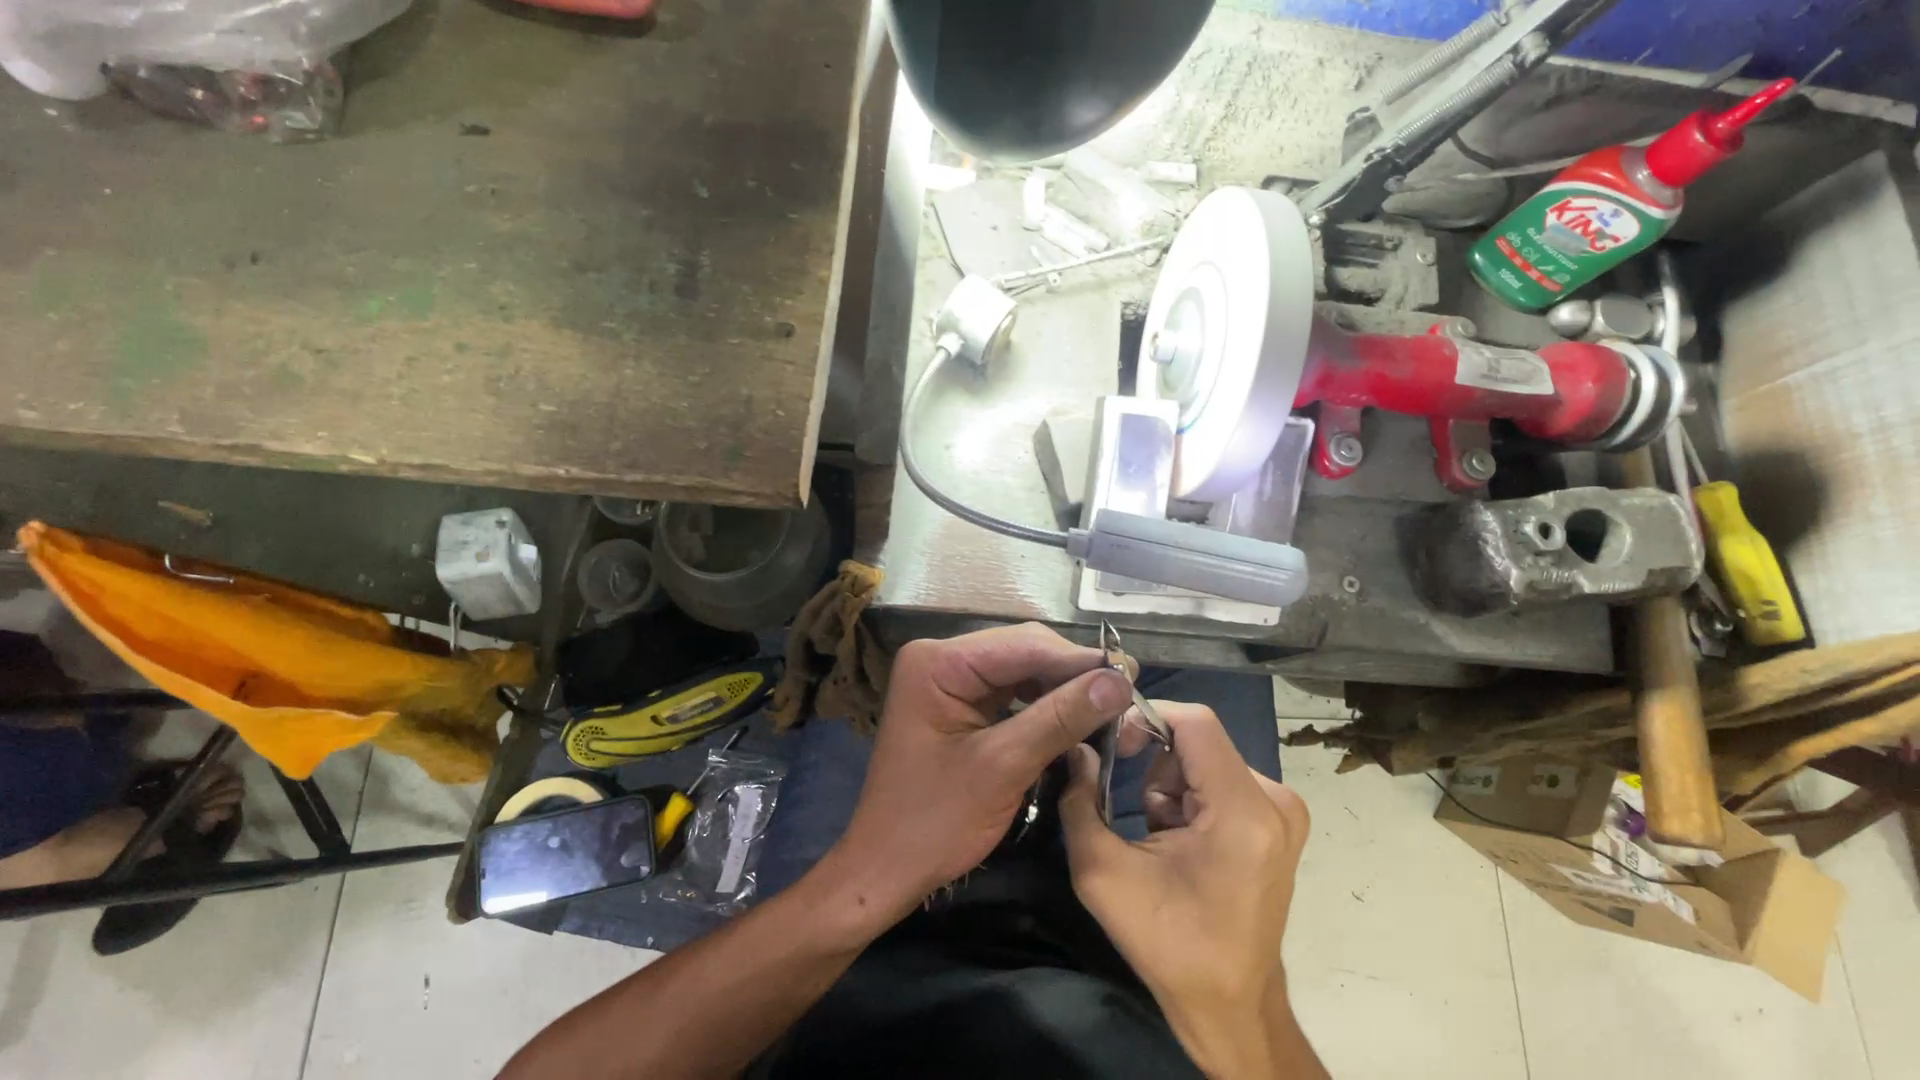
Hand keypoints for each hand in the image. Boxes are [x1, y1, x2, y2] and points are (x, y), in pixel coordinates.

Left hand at [828, 623, 1134, 918]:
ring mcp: (949, 683)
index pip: (1024, 645)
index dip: (1080, 660)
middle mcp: (941, 660)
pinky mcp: (960, 707)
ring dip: (1065, 693)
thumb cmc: (933, 822)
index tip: (1133, 676)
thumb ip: (1060, 719)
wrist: (886, 870)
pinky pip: (1014, 697)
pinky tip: (1080, 723)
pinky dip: (1047, 710)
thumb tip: (1120, 681)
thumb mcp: (1002, 767)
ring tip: (1113, 710)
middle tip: (1128, 697)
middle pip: (1025, 653)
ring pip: (1025, 674)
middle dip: (1075, 676)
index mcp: (937, 662)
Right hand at [1060, 701, 1311, 1076]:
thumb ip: (1079, 801)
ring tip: (1160, 838)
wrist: (1228, 1002)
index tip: (1113, 747)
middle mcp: (1275, 800)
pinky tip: (1183, 844)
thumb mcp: (1102, 873)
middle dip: (1155, 766)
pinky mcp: (1280, 823)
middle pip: (1198, 742)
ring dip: (1172, 787)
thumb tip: (1072, 749)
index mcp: (1242, 811)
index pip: (1194, 722)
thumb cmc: (1167, 942)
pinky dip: (1193, 801)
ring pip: (1208, 761)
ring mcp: (1284, 812)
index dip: (1146, 719)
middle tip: (1134, 814)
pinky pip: (1224, 782)